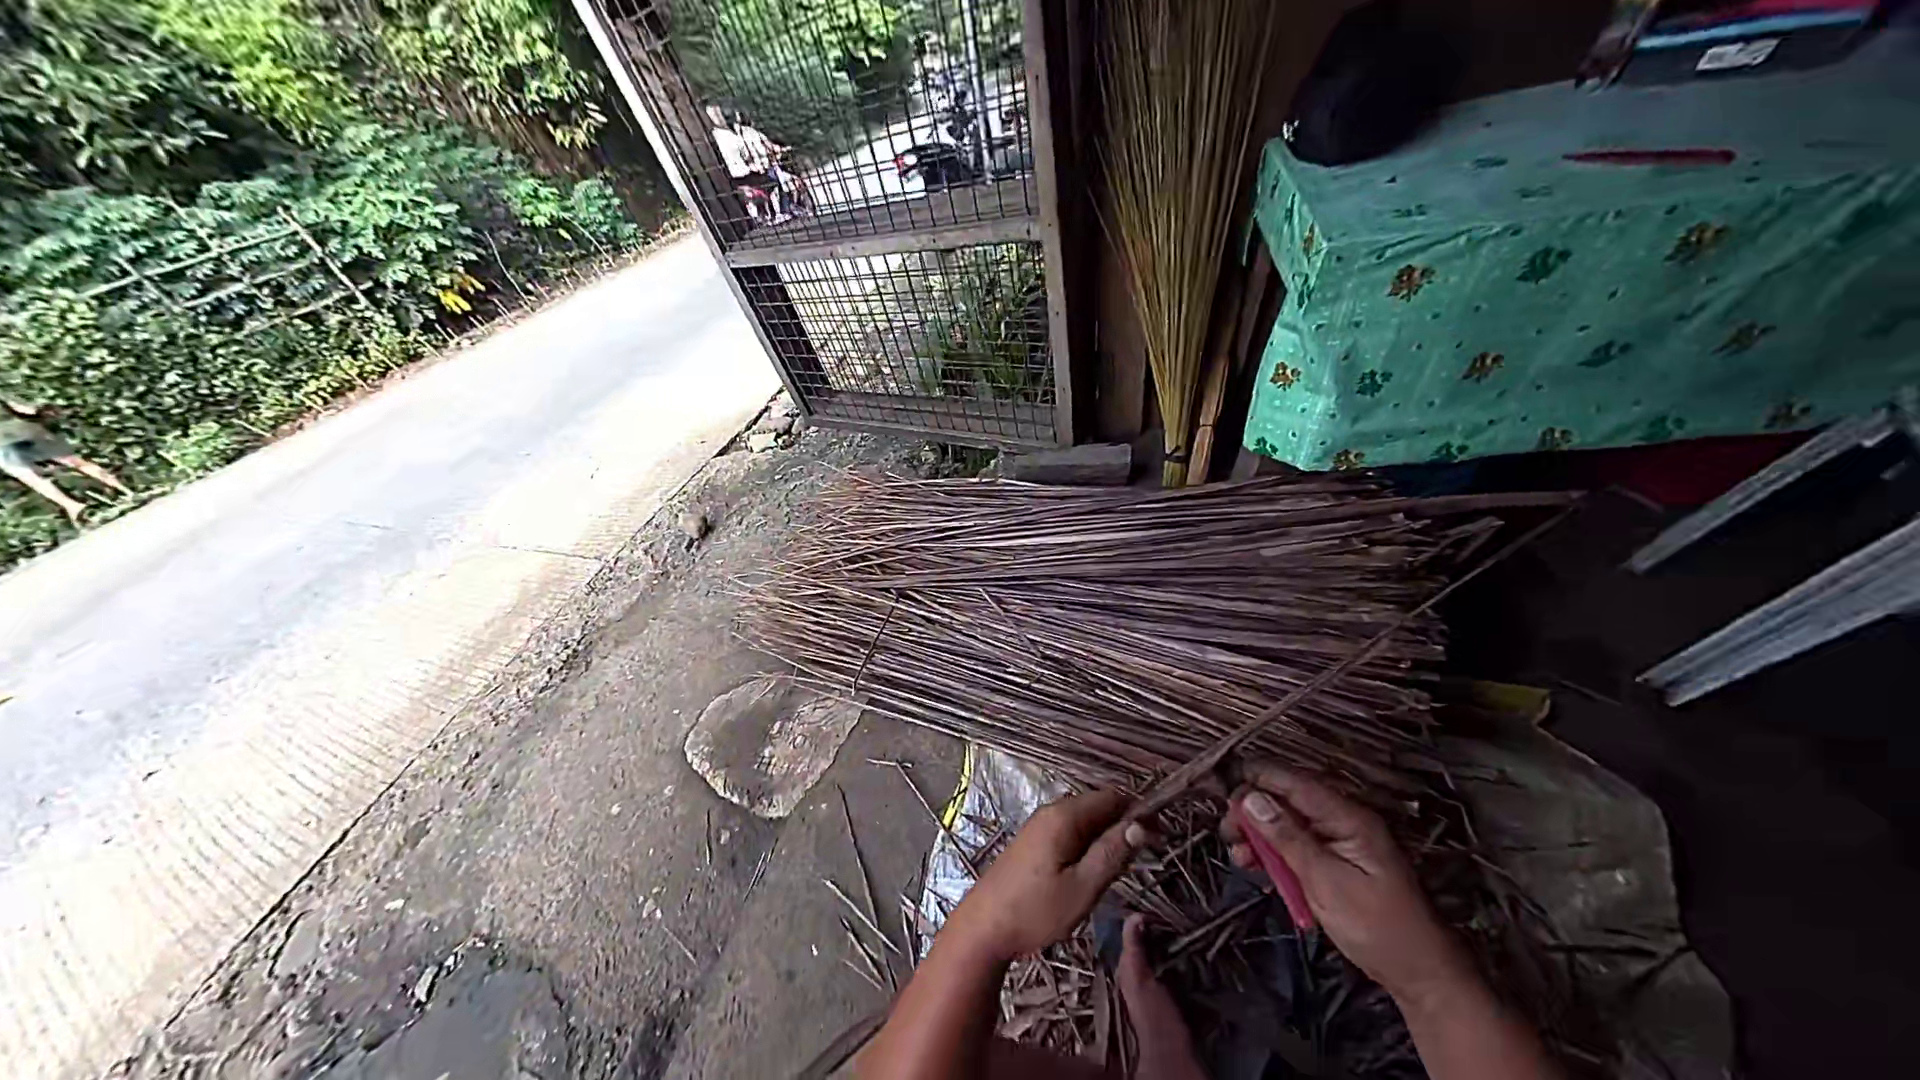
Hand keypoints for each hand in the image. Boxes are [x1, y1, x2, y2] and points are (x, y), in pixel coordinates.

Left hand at [942, 790, 1148, 963]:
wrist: (983, 928)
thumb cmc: (1034, 910)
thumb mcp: (1082, 887)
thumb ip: (1112, 854)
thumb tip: (1141, 825)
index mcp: (1064, 815)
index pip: (1113, 796)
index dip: (1141, 811)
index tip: (1162, 837)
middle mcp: (1052, 812)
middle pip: (1099, 805)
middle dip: (1126, 824)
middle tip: (1147, 857)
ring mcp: (1041, 826)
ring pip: (1086, 820)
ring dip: (1109, 835)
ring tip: (1125, 867)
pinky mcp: (1035, 842)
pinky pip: (1072, 832)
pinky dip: (1091, 843)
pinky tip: (1096, 869)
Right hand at [1222, 762, 1470, 1002]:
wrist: (1420, 975)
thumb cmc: (1382, 930)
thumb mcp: (1327, 881)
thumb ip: (1287, 838)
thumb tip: (1252, 799)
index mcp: (1347, 817)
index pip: (1292, 781)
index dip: (1255, 779)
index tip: (1223, 787)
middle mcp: (1340, 821)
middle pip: (1284, 800)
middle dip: (1251, 811)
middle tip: (1229, 832)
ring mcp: (1334, 842)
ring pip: (1282, 823)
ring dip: (1257, 835)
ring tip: (1239, 854)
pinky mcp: (1328, 862)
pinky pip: (1291, 845)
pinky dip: (1270, 853)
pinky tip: (1255, 864)